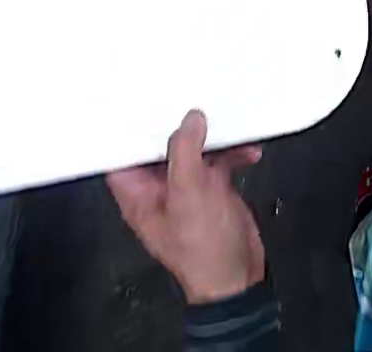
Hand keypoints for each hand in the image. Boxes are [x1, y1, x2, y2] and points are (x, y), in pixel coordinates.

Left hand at [107, 110, 265, 303]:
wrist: (240, 279)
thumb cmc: (203, 246)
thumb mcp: (187, 193)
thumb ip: (185, 150)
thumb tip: (191, 117)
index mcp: (139, 193)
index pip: (123, 153)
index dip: (128, 127)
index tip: (139, 98)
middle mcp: (159, 187)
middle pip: (161, 144)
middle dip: (177, 121)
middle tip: (188, 92)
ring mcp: (186, 187)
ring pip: (193, 147)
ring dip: (212, 135)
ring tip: (227, 121)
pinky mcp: (211, 187)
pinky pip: (219, 158)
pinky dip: (233, 152)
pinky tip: (248, 151)